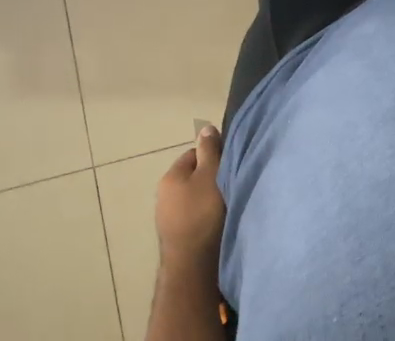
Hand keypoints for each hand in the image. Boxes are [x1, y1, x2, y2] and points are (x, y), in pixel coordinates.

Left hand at [156, 125, 225, 275]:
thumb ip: (209, 150)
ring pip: (194, 197)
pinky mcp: (176, 237)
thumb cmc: (203, 213)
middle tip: (230, 183)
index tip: (229, 164)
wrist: (192, 265)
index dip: (213, 156)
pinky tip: (217, 222)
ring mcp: (167, 218)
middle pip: (193, 176)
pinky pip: (193, 216)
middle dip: (211, 178)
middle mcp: (163, 195)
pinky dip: (205, 216)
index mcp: (170, 177)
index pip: (194, 153)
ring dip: (209, 199)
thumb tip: (205, 128)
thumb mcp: (211, 174)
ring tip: (227, 204)